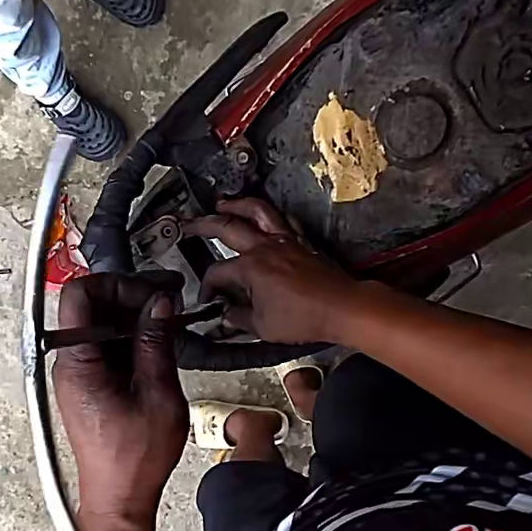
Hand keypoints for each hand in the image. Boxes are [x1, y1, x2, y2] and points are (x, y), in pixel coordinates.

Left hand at [52, 274, 188, 530]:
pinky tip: (161, 342)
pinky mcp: (92, 386)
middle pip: (92, 307)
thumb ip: (156, 342)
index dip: (117, 285)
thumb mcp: (157, 393)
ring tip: (171, 320)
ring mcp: (80, 375)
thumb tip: (160, 304)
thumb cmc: (133, 459)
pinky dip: (135, 339)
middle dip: (132, 297)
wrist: (120, 497)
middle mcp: (71, 365)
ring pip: (103, 326)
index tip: (151, 292)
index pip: (80, 296)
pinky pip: (109, 348)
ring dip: (137, 318)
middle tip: (170, 299)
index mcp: (78, 363)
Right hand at [186, 198, 366, 343]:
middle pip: (227, 227)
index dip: (207, 286)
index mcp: (251, 268)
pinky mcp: (302, 244)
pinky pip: (285, 220)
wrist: (341, 309)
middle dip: (203, 224)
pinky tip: (267, 217)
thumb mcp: (263, 327)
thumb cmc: (307, 317)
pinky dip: (272, 216)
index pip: (218, 272)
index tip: (208, 298)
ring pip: (258, 211)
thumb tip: (228, 316)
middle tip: (190, 223)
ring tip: (224, 203)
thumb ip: (239, 318)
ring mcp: (286, 242)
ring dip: (237, 204)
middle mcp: (266, 248)